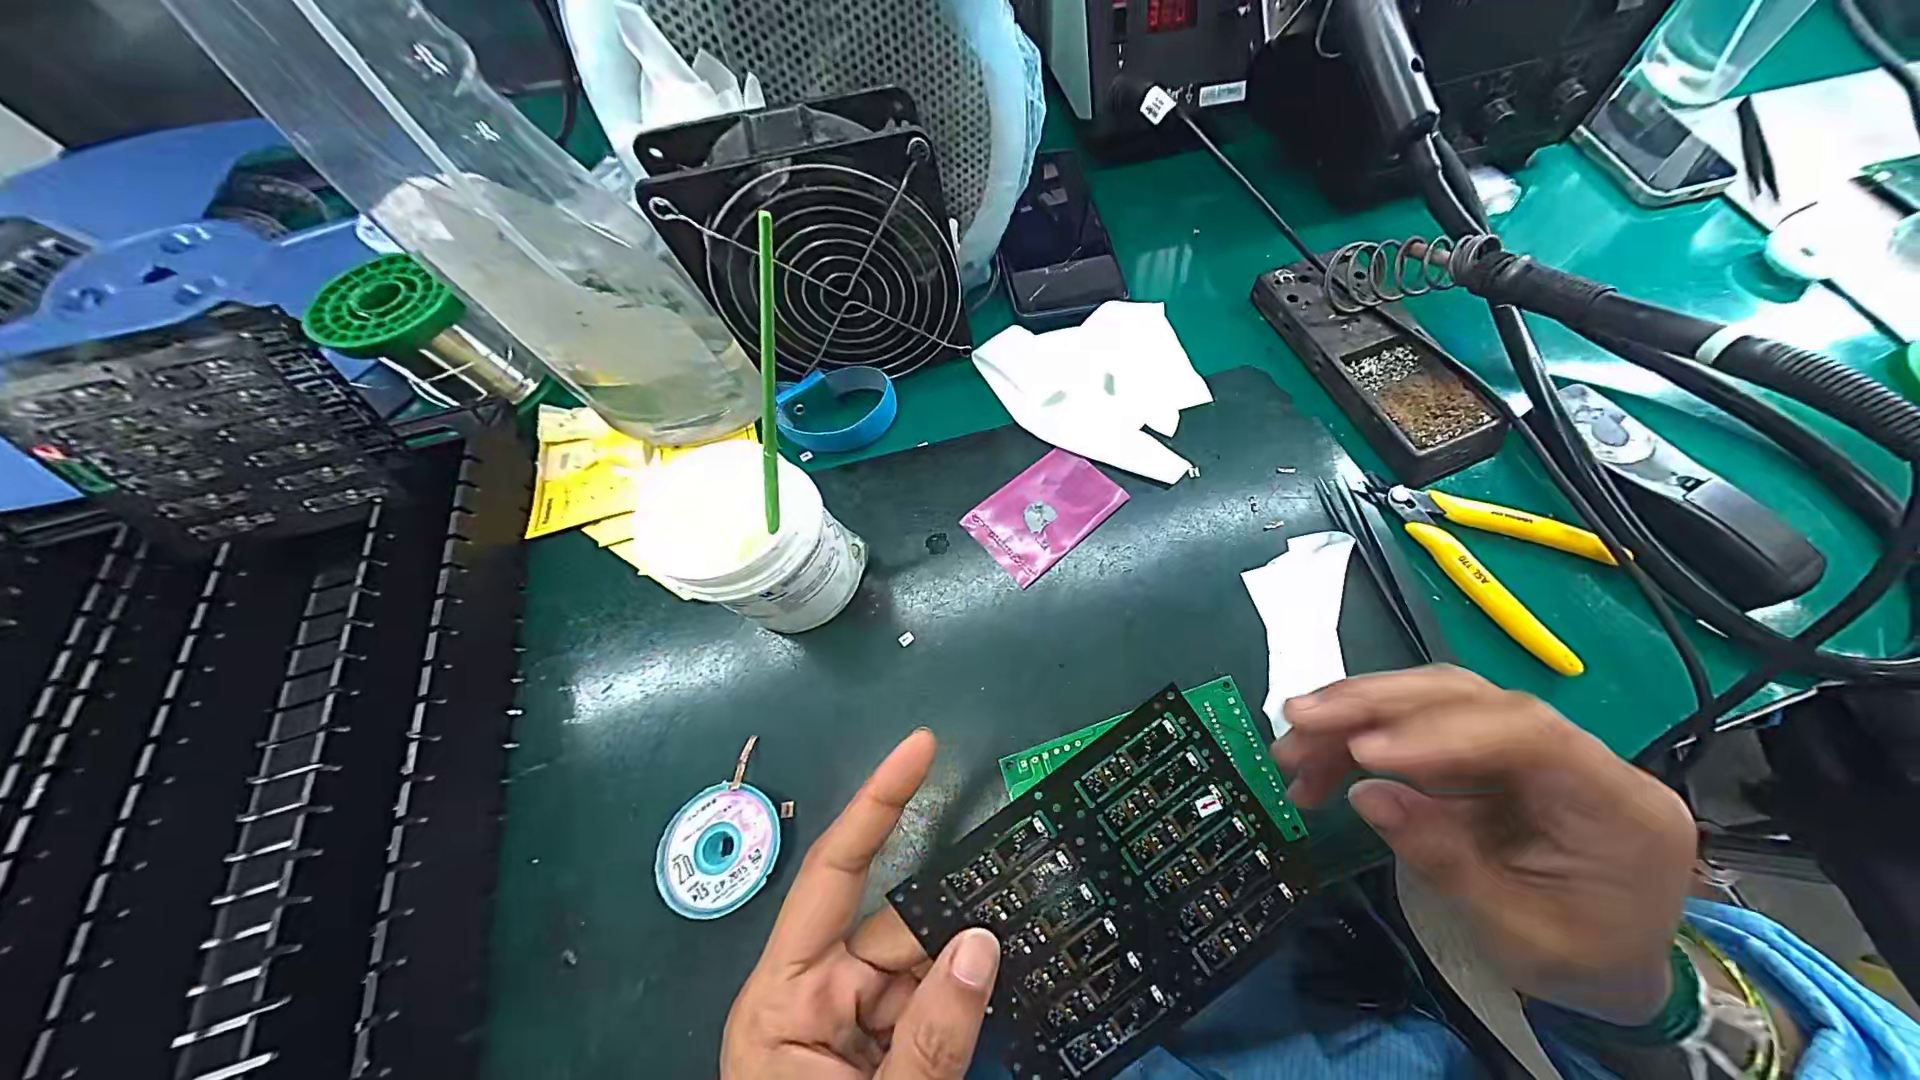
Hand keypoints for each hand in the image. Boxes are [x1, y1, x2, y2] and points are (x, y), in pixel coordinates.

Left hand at [722, 730, 1002, 1077]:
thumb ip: (931, 1036)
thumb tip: (982, 941)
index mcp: (783, 996)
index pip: (834, 869)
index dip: (880, 801)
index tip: (920, 746)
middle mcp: (814, 991)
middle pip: (896, 926)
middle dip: (951, 919)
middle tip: (1014, 889)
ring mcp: (849, 1018)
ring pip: (924, 964)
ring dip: (966, 965)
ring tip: (1014, 946)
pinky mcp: (880, 1044)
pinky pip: (931, 1001)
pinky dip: (964, 995)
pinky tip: (996, 984)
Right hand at [1272, 666, 1695, 1024]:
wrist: (1599, 964)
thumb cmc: (1576, 959)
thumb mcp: (1518, 934)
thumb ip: (1447, 862)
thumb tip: (1365, 795)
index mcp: (1613, 803)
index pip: (1527, 735)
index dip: (1439, 732)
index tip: (1363, 753)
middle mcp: (1567, 752)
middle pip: (1462, 696)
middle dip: (1371, 704)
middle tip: (1299, 720)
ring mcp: (1515, 743)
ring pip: (1424, 698)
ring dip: (1349, 712)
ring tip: (1292, 742)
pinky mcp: (1471, 745)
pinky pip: (1405, 720)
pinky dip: (1351, 732)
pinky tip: (1314, 754)